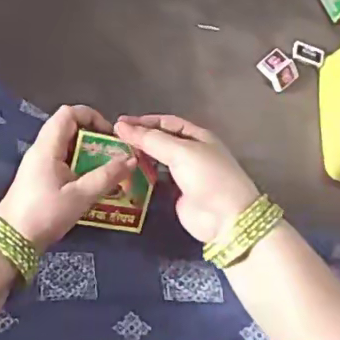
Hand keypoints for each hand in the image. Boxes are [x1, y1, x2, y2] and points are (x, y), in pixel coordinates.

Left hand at [0, 105, 134, 248]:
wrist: (13, 240)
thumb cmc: (45, 214)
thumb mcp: (80, 196)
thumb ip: (107, 176)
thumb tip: (131, 159)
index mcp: (47, 147)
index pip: (68, 113)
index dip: (91, 116)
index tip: (110, 134)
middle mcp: (41, 150)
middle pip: (68, 128)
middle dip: (94, 136)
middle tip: (113, 153)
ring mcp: (38, 164)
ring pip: (66, 146)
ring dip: (88, 153)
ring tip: (108, 169)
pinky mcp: (39, 178)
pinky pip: (62, 161)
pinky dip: (79, 165)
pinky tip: (92, 183)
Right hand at [113, 115, 259, 244]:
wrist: (225, 218)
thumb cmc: (207, 177)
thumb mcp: (180, 152)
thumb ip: (150, 139)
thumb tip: (120, 125)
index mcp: (197, 136)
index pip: (166, 122)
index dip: (143, 121)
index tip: (120, 124)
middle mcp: (191, 152)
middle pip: (161, 140)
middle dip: (140, 138)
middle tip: (114, 140)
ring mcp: (184, 173)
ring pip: (157, 159)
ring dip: (140, 156)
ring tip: (116, 155)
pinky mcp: (177, 193)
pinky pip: (156, 178)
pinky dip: (142, 174)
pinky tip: (126, 173)